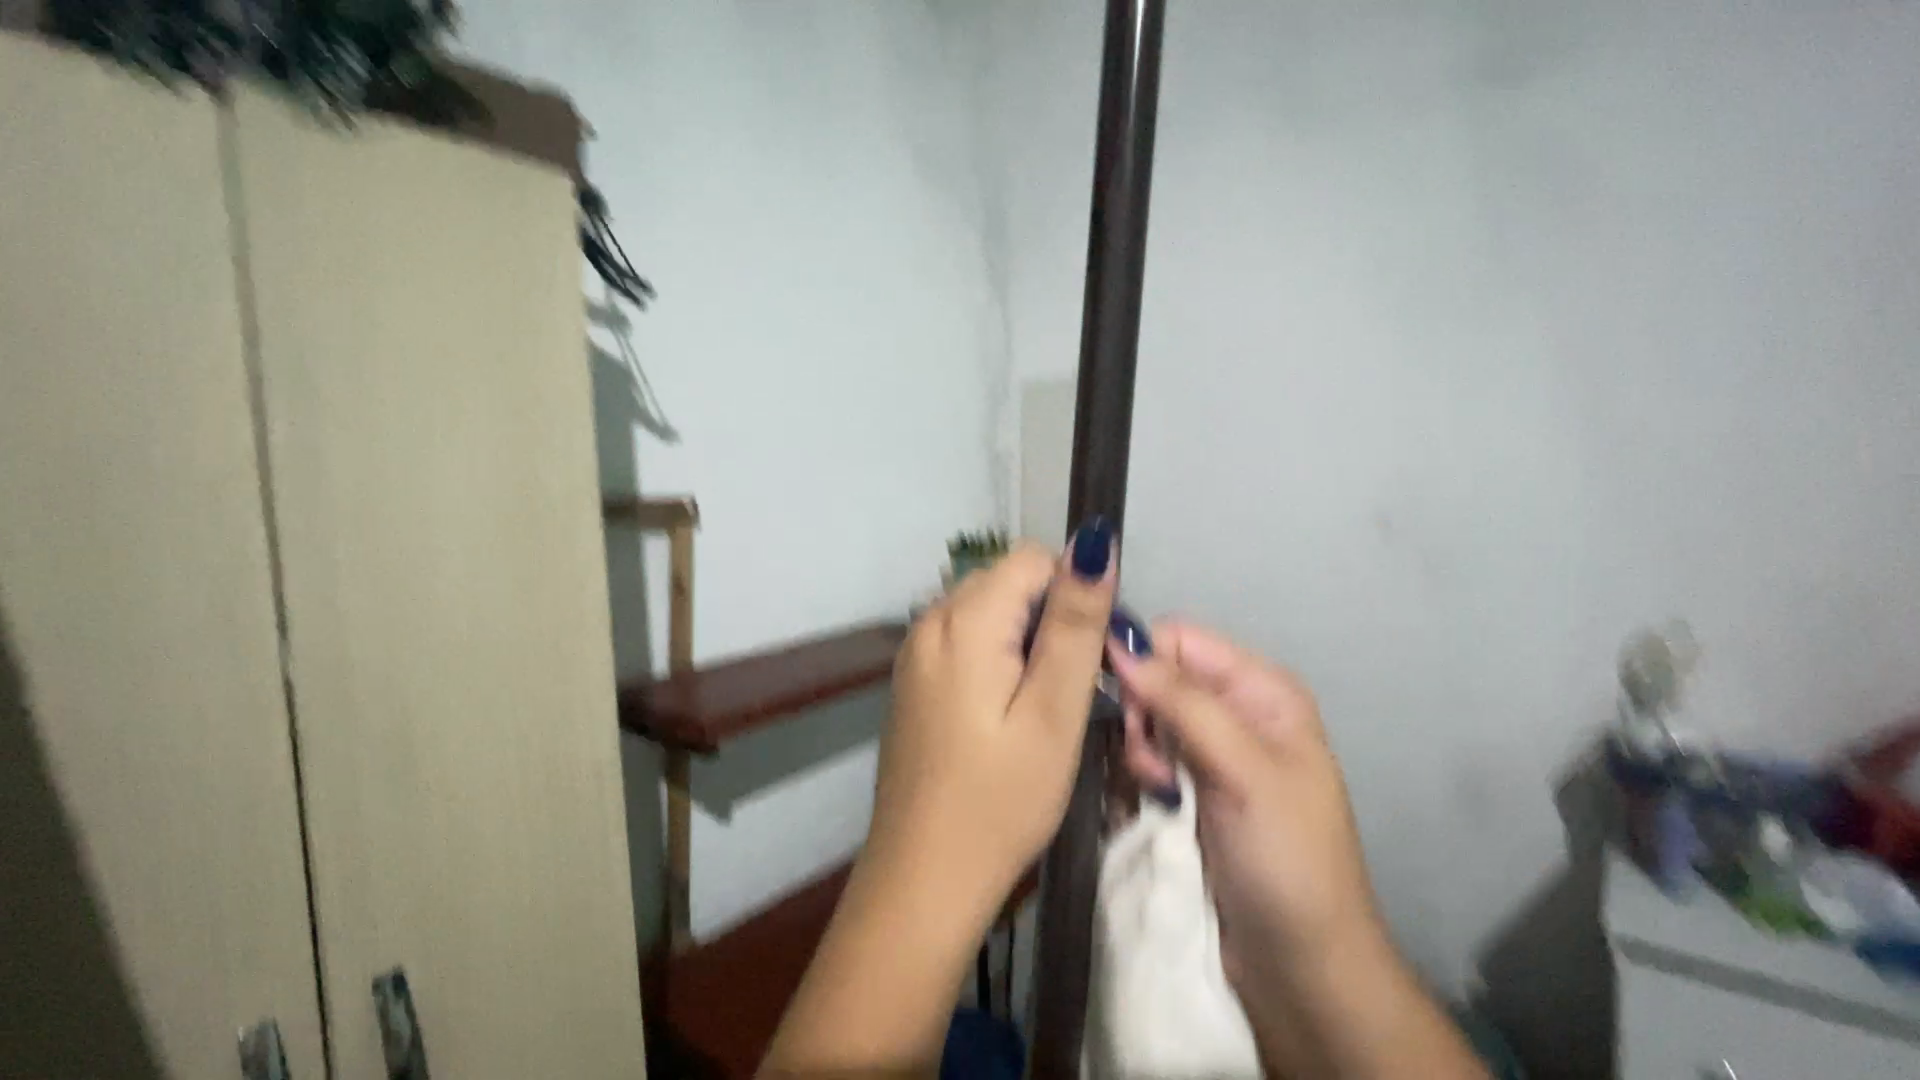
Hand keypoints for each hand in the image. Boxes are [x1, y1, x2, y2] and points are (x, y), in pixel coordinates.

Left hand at [763, 529, 1118, 1074]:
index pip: (1034, 559)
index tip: (1093, 658)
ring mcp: (915, 655)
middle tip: (1074, 692)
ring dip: (1027, 644)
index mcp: (961, 621)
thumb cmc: (999, 801)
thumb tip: (1093, 541)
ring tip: (1044, 711)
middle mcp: (928, 623)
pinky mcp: (913, 685)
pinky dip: (998, 663)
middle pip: (1008, 583)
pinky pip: (965, 645)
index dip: (1075, 596)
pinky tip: (1008, 720)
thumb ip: (1074, 623)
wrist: (923, 878)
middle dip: (1051, 618)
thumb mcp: (1054, 712)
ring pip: (989, 614)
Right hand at [1111, 621, 1380, 995]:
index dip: (1144, 661)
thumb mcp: (1243, 770)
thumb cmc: (1284, 856)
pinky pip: (1150, 755)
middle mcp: (1236, 709)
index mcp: (1262, 689)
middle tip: (1150, 762)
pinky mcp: (1193, 788)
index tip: (1127, 707)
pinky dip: (1143, 772)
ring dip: (1140, 748)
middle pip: (1159, 677)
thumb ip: (1184, 703)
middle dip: (1143, 712)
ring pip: (1148, 717)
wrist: (1300, 959)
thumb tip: (1120, 645)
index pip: (1180, 640)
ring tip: (1156, 789)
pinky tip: (1154, 800)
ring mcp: (1213, 751)